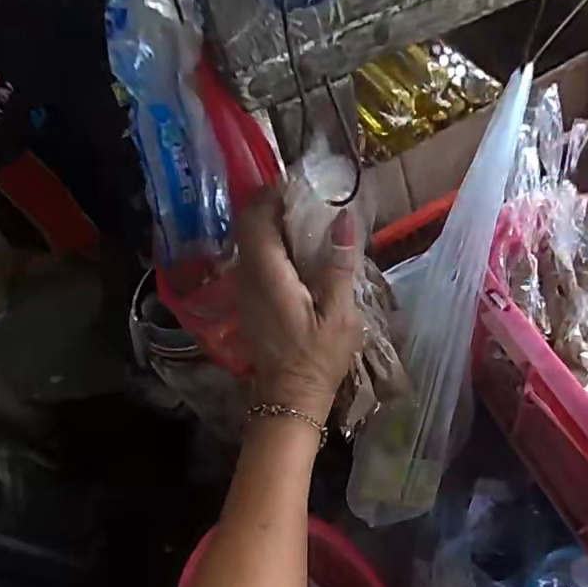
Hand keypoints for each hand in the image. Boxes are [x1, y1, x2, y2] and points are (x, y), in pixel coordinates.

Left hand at [233, 190, 365, 418]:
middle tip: (309, 203)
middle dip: (274, 206)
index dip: (274, 194)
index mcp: (267, 275)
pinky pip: (254, 261)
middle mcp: (247, 277)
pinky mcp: (249, 302)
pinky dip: (273, 248)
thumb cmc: (316, 360)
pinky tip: (300, 256)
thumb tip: (343, 219)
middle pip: (248, 225)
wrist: (288, 399)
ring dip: (273, 227)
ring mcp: (244, 291)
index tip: (302, 187)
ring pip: (249, 242)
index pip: (256, 217)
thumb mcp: (338, 316)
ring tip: (308, 224)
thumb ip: (338, 266)